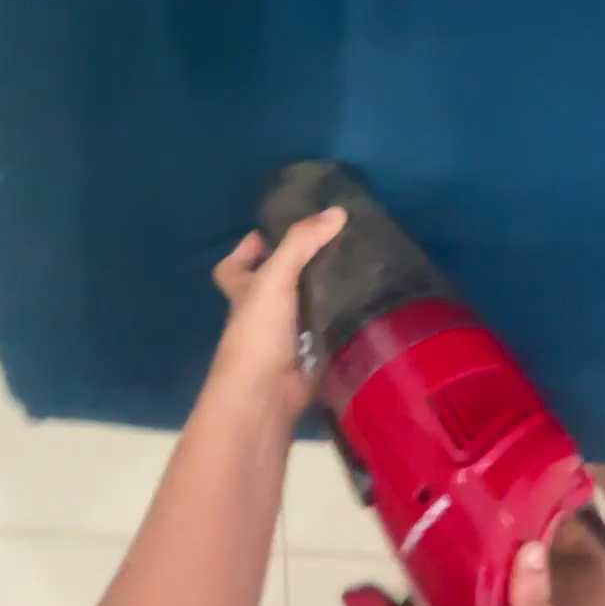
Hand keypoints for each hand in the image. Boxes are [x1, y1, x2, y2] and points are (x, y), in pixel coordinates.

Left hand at [207, 208, 347, 419]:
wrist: (268, 394)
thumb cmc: (258, 332)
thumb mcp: (275, 277)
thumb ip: (301, 243)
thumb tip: (338, 211)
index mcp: (243, 292)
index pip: (234, 266)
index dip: (248, 248)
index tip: (276, 232)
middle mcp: (262, 312)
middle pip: (278, 282)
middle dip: (302, 264)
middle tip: (337, 242)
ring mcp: (288, 334)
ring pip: (308, 303)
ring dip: (329, 289)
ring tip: (363, 263)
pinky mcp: (314, 350)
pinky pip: (331, 326)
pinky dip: (345, 316)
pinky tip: (370, 299)